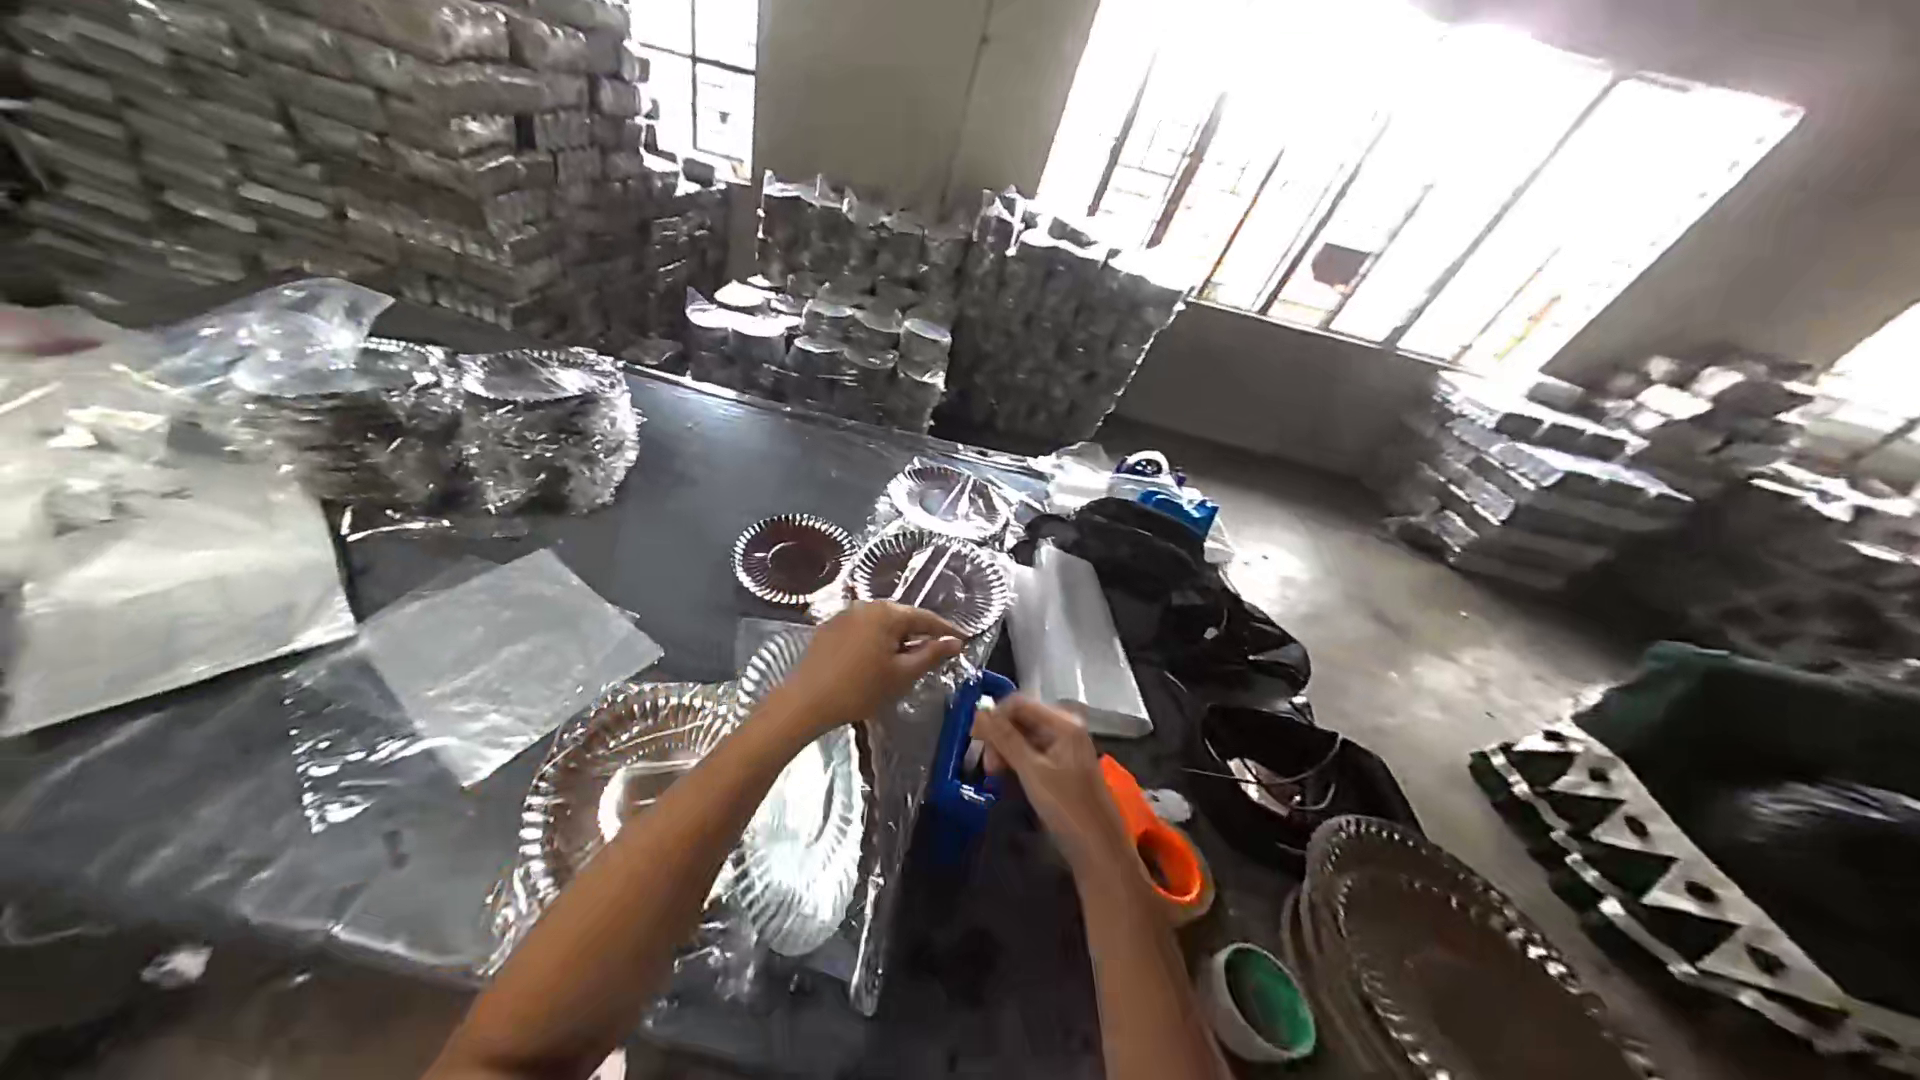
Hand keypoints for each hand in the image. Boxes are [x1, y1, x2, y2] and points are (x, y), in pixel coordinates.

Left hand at [760, 601, 964, 741]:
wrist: (805, 702)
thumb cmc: (860, 689)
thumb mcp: (902, 675)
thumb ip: (931, 655)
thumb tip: (955, 642)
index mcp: (887, 613)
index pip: (926, 617)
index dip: (946, 630)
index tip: (962, 640)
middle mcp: (866, 606)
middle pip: (903, 617)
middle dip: (920, 634)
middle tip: (937, 653)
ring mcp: (845, 615)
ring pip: (881, 623)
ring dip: (897, 639)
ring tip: (907, 660)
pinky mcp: (829, 629)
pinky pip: (863, 629)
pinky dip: (876, 641)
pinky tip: (877, 661)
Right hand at [976, 696, 1132, 876]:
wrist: (1099, 849)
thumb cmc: (1067, 807)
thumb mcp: (1032, 771)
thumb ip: (1005, 738)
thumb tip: (980, 711)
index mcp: (1063, 723)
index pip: (1019, 703)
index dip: (994, 716)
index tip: (974, 739)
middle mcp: (1065, 729)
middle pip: (1021, 719)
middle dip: (999, 737)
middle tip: (988, 766)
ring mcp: (1064, 748)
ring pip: (1023, 737)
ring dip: (1005, 751)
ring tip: (995, 774)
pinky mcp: (1060, 766)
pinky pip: (1031, 752)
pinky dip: (1016, 761)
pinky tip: (1007, 776)